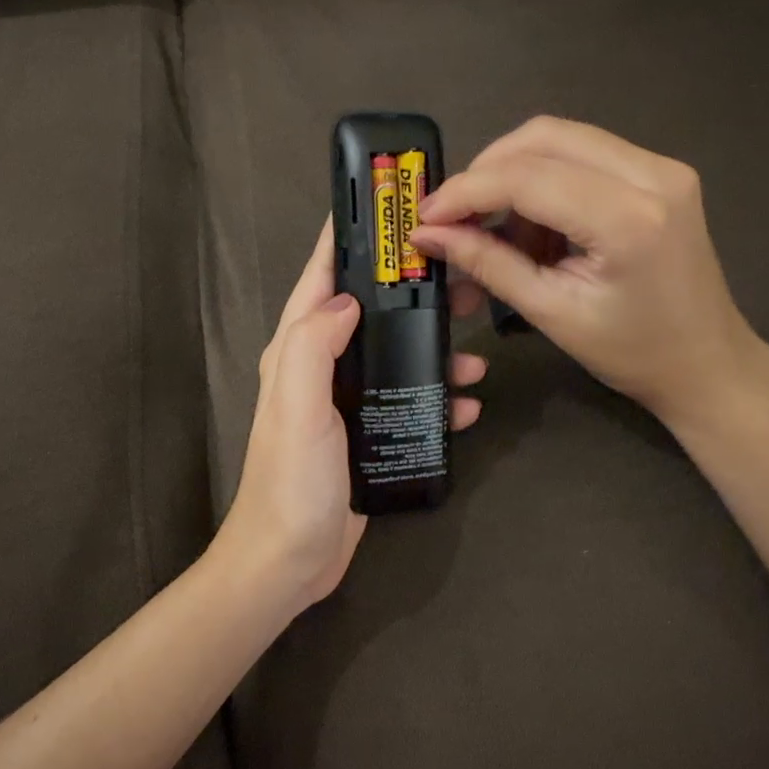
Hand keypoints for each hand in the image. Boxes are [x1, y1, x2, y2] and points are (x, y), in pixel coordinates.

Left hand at [217, 217, 487, 609]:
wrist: (290, 560)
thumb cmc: (291, 479)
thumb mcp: (296, 402)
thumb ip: (314, 341)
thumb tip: (352, 297)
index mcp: (296, 350)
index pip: (321, 279)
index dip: (348, 239)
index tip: (389, 208)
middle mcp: (321, 369)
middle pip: (371, 313)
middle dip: (411, 293)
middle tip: (461, 279)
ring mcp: (347, 404)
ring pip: (397, 357)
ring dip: (435, 351)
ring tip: (478, 353)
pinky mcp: (369, 437)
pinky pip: (410, 404)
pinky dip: (440, 399)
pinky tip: (471, 404)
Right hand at [410, 116, 768, 425]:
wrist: (707, 364)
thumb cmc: (633, 353)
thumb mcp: (551, 312)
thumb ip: (488, 264)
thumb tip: (428, 236)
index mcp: (629, 217)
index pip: (527, 177)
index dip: (466, 192)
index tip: (425, 218)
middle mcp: (651, 173)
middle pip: (543, 138)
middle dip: (486, 173)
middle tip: (455, 217)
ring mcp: (661, 167)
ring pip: (561, 140)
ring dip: (515, 178)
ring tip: (499, 236)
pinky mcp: (660, 173)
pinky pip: (583, 157)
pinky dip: (545, 185)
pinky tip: (535, 232)